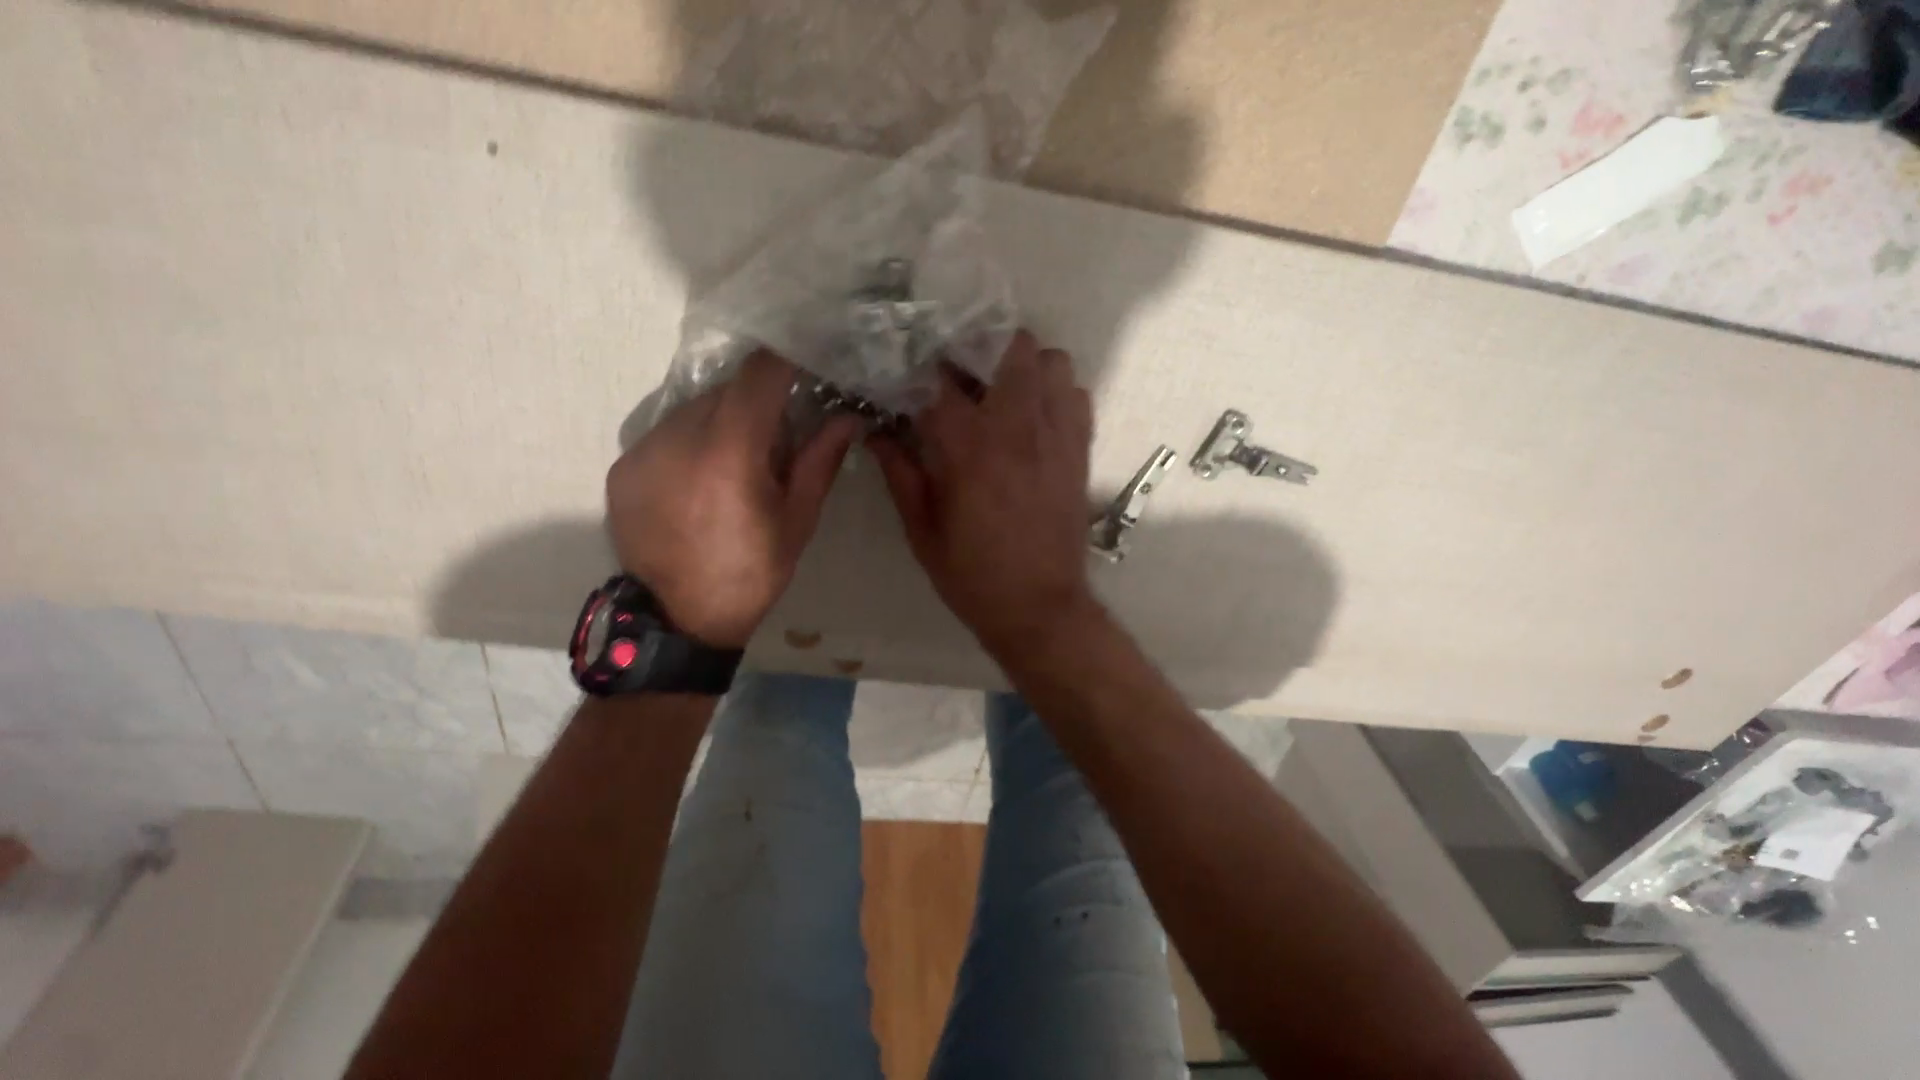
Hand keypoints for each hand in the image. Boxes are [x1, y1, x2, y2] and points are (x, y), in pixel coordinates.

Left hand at [607, 351, 857, 647]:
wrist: (676, 620)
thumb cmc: (750, 574)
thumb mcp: (796, 520)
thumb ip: (819, 460)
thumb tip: (848, 417)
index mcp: (731, 451)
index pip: (760, 373)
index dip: (786, 362)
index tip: (806, 368)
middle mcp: (679, 437)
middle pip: (727, 390)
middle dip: (757, 401)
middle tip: (777, 434)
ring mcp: (645, 451)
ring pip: (693, 410)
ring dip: (721, 422)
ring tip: (736, 465)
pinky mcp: (622, 468)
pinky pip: (665, 436)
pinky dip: (689, 445)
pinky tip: (700, 483)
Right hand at [869, 331, 1099, 655]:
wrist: (1040, 608)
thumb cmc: (972, 574)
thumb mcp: (921, 529)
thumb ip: (900, 473)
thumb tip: (875, 433)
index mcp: (968, 447)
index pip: (941, 381)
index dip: (922, 369)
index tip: (909, 372)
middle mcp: (1016, 428)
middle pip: (1010, 348)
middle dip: (982, 350)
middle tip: (962, 373)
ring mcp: (1055, 435)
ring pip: (1052, 362)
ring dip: (1026, 367)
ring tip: (1003, 392)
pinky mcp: (1079, 451)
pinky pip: (1077, 396)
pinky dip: (1056, 394)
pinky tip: (1035, 420)